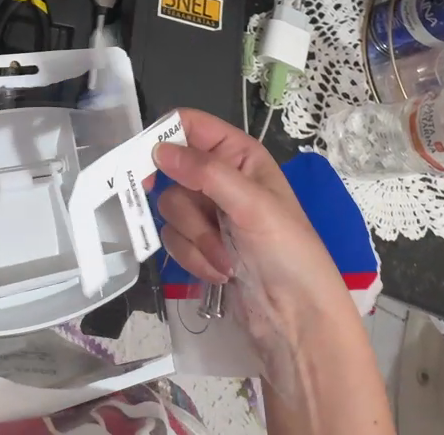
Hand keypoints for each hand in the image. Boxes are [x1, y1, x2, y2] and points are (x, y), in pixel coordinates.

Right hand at [153, 110, 356, 354]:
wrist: (297, 318)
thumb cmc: (287, 250)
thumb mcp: (252, 204)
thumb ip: (205, 172)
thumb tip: (158, 150)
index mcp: (237, 154)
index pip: (191, 125)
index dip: (166, 136)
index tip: (146, 161)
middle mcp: (220, 176)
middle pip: (172, 170)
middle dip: (185, 202)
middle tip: (186, 214)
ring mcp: (209, 212)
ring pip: (171, 208)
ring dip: (194, 236)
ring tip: (224, 257)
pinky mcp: (199, 244)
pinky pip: (173, 238)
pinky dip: (193, 256)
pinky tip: (220, 271)